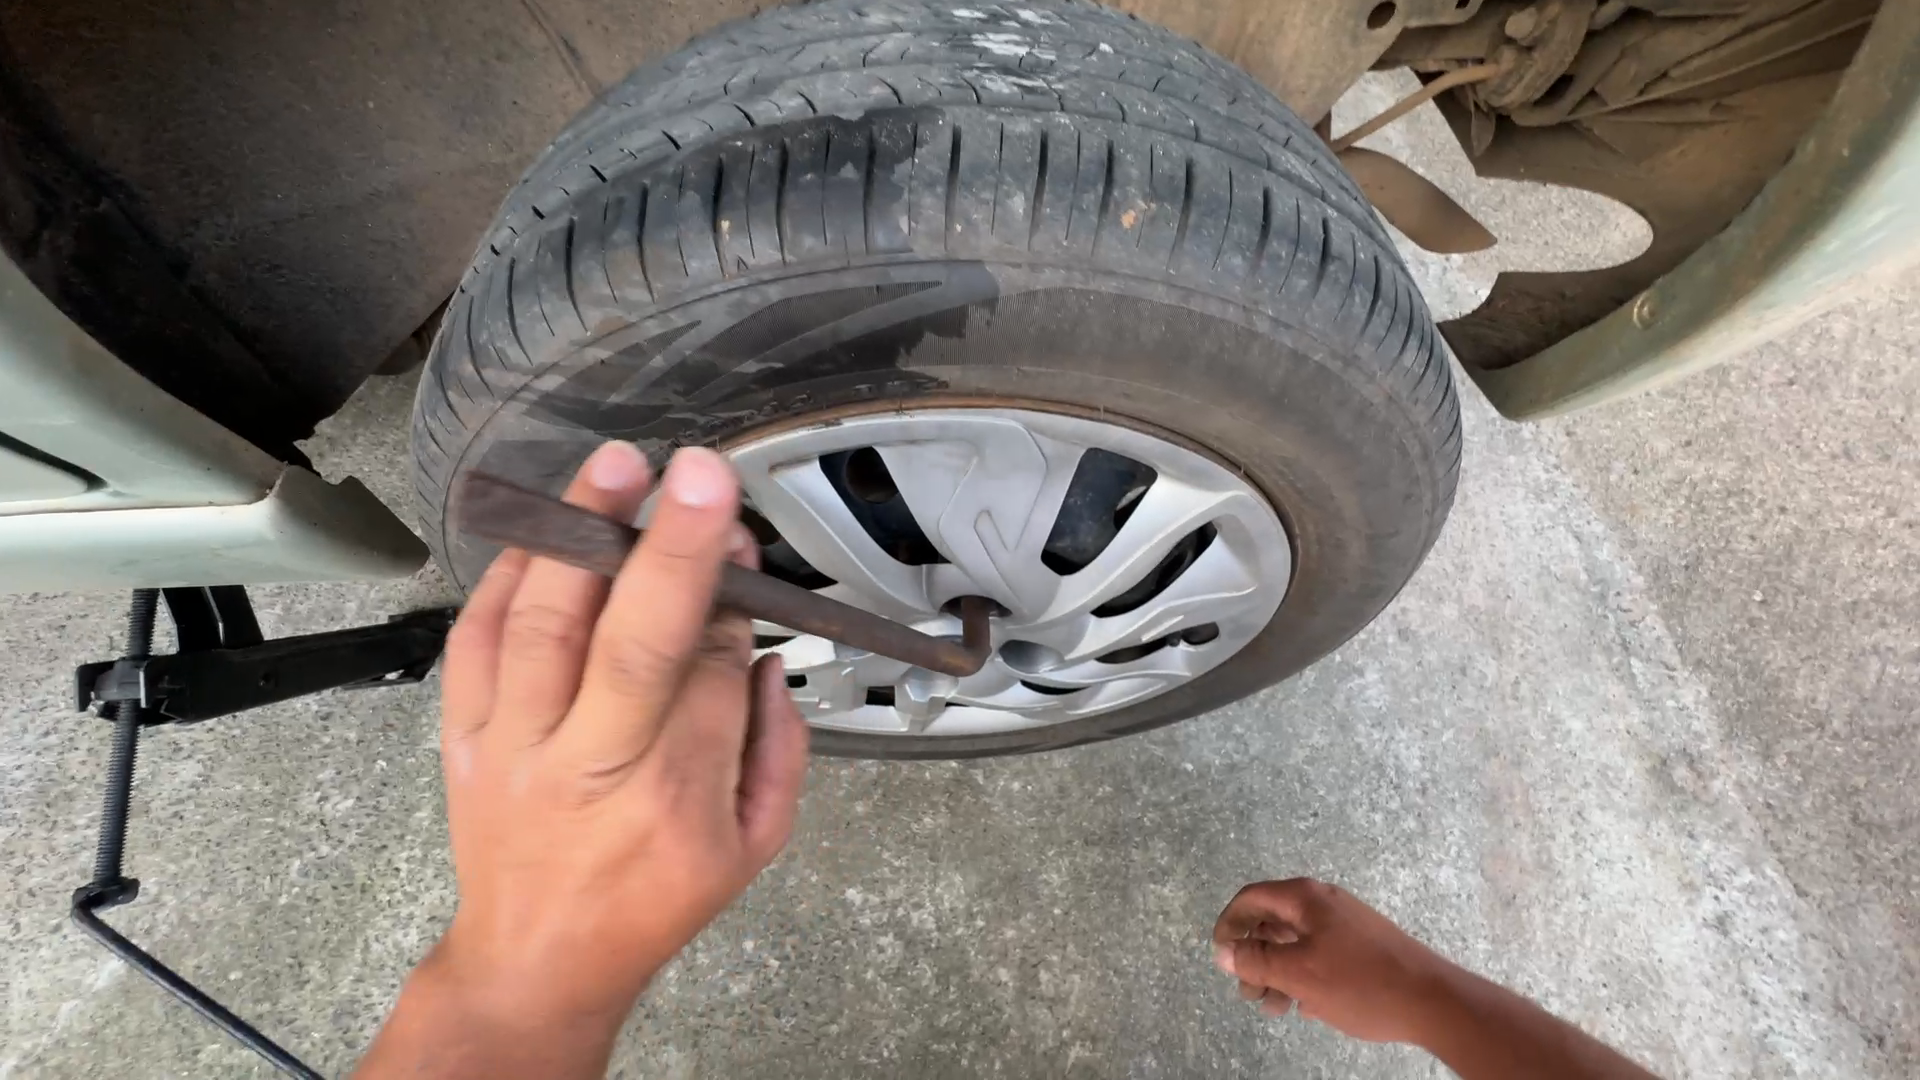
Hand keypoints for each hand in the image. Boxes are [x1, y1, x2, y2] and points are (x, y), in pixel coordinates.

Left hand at [426, 442, 808, 1037]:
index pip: (712, 669)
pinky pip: (473, 643)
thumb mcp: (757, 843)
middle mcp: (590, 765)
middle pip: (634, 644)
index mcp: (676, 795)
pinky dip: (507, 577)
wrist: (537, 959)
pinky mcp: (462, 737)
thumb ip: (783, 749)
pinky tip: (546, 530)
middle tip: (698, 474)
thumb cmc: (657, 902)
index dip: (730, 597)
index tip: (740, 543)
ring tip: (616, 468)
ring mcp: (512, 747)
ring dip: (582, 538)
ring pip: (543, 627)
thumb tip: (765, 657)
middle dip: (673, 551)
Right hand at [1212, 878, 1455, 1043]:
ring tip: (1275, 1008)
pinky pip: (1321, 953)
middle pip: (1273, 921)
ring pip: (1297, 942)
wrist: (1438, 1003)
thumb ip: (1256, 961)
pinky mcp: (1365, 946)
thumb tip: (1222, 951)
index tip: (1221, 954)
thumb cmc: (1361, 983)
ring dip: (1279, 971)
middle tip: (1248, 993)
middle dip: (1255, 956)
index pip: (1251, 898)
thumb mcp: (1299, 974)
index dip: (1230, 923)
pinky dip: (1305, 975)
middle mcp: (1323, 901)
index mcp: (1304, 897)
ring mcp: (1346, 923)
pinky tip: (1306, 1006)